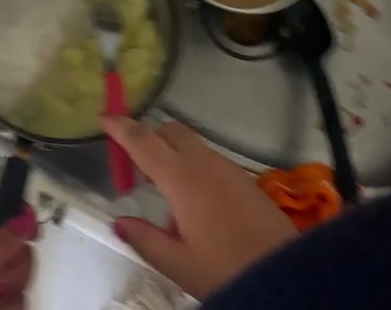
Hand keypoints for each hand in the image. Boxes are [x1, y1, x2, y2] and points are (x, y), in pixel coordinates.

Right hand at [102, 115, 296, 298]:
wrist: (285, 274)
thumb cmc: (226, 268)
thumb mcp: (179, 264)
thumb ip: (145, 239)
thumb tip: (119, 222)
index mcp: (181, 179)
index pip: (143, 142)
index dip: (121, 127)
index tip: (104, 116)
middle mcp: (204, 163)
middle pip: (169, 132)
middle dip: (148, 138)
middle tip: (135, 168)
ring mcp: (227, 167)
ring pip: (191, 143)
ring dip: (171, 152)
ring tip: (163, 191)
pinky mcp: (244, 178)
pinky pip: (209, 158)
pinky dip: (192, 164)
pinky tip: (194, 202)